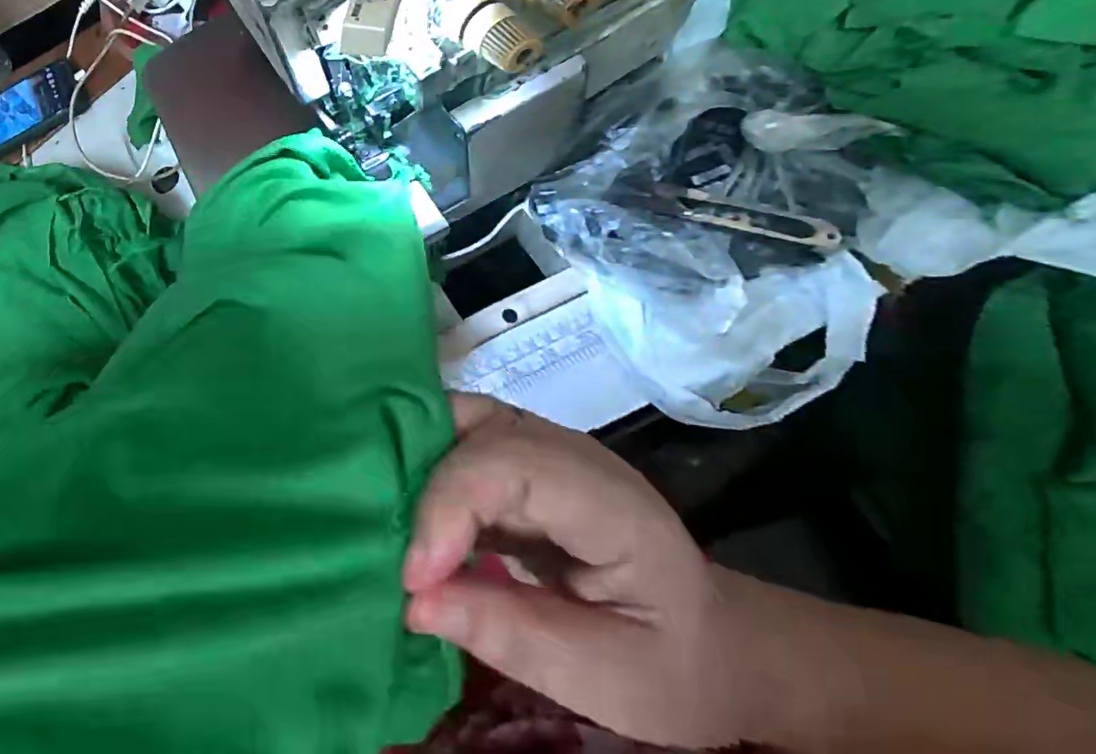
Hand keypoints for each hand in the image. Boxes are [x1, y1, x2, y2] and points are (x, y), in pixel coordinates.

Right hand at [402, 395, 753, 749]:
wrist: (710, 641)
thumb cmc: (670, 667)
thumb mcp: (606, 679)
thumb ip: (509, 635)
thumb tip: (412, 601)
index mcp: (612, 505)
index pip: (514, 465)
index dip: (450, 506)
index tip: (414, 578)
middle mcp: (573, 454)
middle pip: (480, 424)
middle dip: (421, 475)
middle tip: (387, 538)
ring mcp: (544, 448)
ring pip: (462, 417)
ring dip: (415, 459)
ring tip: (385, 516)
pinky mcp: (520, 459)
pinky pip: (459, 440)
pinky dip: (423, 465)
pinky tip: (404, 507)